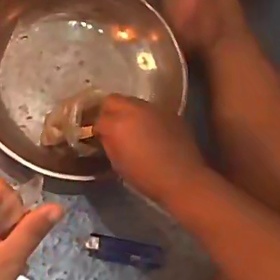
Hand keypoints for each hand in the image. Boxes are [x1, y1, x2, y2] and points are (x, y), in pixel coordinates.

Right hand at [96, 94, 213, 204]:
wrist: (182, 179)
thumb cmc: (145, 176)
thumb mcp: (117, 162)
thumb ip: (108, 142)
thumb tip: (105, 135)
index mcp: (116, 124)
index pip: (98, 119)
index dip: (97, 129)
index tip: (99, 137)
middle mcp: (133, 110)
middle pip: (112, 100)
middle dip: (108, 111)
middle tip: (111, 126)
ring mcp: (153, 109)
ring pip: (132, 102)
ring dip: (128, 112)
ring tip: (132, 127)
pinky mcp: (169, 112)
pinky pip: (151, 110)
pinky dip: (146, 117)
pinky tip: (150, 131)